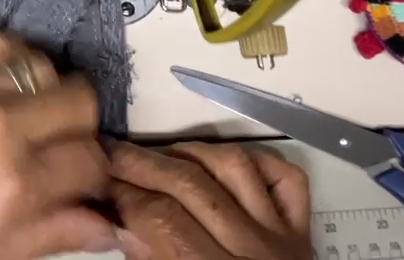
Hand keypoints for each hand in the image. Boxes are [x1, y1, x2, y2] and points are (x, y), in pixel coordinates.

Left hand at [0, 30, 118, 259]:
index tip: (85, 179)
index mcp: (15, 187)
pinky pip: (1, 40)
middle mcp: (0, 128)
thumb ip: (53, 234)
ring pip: (46, 65)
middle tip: (61, 146)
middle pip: (81, 100)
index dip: (94, 174)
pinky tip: (6, 81)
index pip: (91, 160)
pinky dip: (13, 56)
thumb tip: (106, 226)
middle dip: (80, 127)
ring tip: (32, 114)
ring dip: (48, 91)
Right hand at [109, 141, 312, 259]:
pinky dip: (259, 160)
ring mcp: (284, 240)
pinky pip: (286, 180)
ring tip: (161, 155)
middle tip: (111, 152)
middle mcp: (252, 253)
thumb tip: (118, 221)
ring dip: (190, 153)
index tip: (98, 178)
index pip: (160, 219)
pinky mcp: (304, 234)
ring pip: (235, 167)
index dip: (124, 194)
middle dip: (143, 164)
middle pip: (191, 186)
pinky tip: (224, 162)